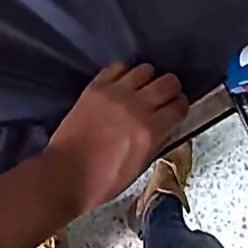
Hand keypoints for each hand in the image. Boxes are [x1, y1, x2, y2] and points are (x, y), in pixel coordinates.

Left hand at [41, 63, 187, 216]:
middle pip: (168, 82)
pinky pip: (117, 67)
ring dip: (148, 79)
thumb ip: (156, 140)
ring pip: (145, 69)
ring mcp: (115, 93)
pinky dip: (123, 73)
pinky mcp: (96, 87)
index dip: (181, 107)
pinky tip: (121, 83)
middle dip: (171, 89)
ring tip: (141, 88)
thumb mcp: (140, 166)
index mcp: (150, 130)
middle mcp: (137, 106)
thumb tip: (166, 125)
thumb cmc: (104, 180)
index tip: (177, 109)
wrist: (65, 174)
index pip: (179, 106)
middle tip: (164, 96)